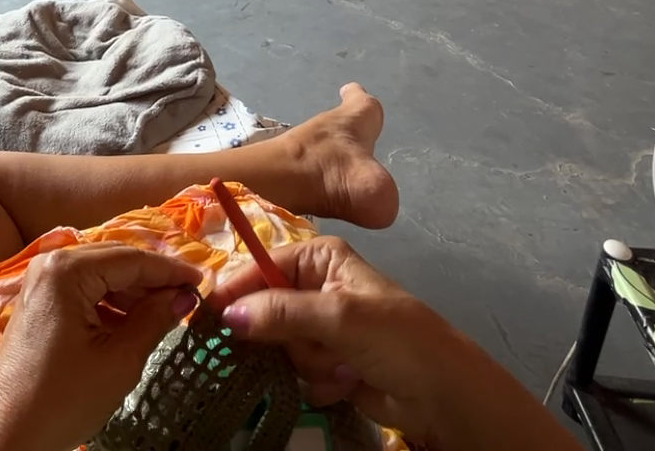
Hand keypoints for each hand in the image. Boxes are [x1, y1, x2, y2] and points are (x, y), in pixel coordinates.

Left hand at [0, 242, 202, 450]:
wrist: (4, 437)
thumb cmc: (62, 399)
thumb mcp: (119, 361)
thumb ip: (154, 321)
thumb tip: (184, 297)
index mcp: (68, 269)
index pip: (132, 259)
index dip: (170, 271)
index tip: (203, 282)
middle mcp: (52, 263)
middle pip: (115, 262)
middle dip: (152, 281)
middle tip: (188, 299)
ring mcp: (41, 281)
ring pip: (100, 276)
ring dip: (132, 294)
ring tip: (165, 314)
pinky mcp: (39, 302)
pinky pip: (83, 291)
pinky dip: (110, 305)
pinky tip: (132, 324)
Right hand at [207, 236, 581, 450]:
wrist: (443, 396)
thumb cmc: (395, 338)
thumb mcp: (337, 315)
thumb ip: (280, 311)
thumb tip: (228, 315)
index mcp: (319, 258)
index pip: (263, 263)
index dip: (238, 285)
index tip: (211, 309)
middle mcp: (316, 286)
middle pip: (266, 305)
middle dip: (282, 333)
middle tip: (303, 345)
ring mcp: (321, 326)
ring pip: (280, 343)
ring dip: (306, 360)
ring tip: (340, 364)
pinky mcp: (326, 362)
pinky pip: (297, 369)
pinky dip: (318, 379)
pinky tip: (347, 379)